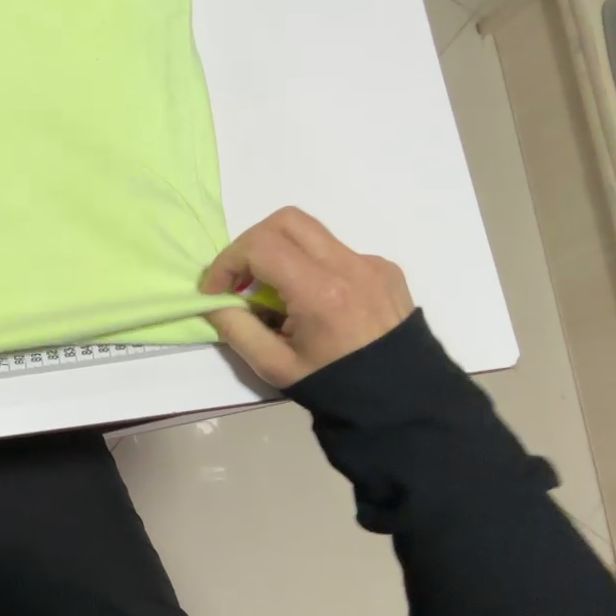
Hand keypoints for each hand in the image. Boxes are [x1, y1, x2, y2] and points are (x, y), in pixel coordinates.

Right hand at [199, 207, 414, 387]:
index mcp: (320, 292)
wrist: (401, 396)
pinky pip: (333, 252)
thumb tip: (213, 301)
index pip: (260, 246)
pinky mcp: (382, 267)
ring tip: (269, 292)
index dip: (226, 262)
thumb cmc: (331, 383)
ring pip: (310, 232)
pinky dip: (307, 267)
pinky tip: (309, 303)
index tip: (216, 291)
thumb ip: (235, 327)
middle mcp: (349, 265)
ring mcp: (370, 262)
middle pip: (286, 220)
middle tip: (237, 278)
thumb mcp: (271, 365)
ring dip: (277, 253)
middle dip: (249, 244)